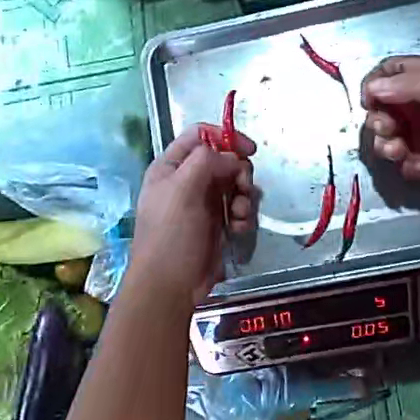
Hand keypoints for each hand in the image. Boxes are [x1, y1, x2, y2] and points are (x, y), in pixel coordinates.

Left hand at [126, 125, 256, 304]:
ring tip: (239, 216)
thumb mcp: (182, 190)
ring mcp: (204, 203)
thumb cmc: (171, 235)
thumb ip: (207, 162)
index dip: (225, 137)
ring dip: (244, 197)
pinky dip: (244, 216)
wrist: (171, 284)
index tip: (248, 149)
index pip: (200, 135)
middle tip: (241, 189)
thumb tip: (232, 158)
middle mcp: (188, 181)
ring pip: (236, 184)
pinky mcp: (218, 224)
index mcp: (171, 167)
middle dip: (239, 172)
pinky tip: (238, 229)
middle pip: (224, 159)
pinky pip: (240, 208)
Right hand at [361, 57, 419, 200]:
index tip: (371, 102)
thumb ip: (412, 83)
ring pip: (389, 139)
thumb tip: (373, 87)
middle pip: (383, 108)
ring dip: (391, 146)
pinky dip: (413, 166)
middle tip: (390, 131)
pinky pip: (405, 164)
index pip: (391, 72)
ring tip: (404, 152)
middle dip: (380, 121)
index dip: (375, 85)